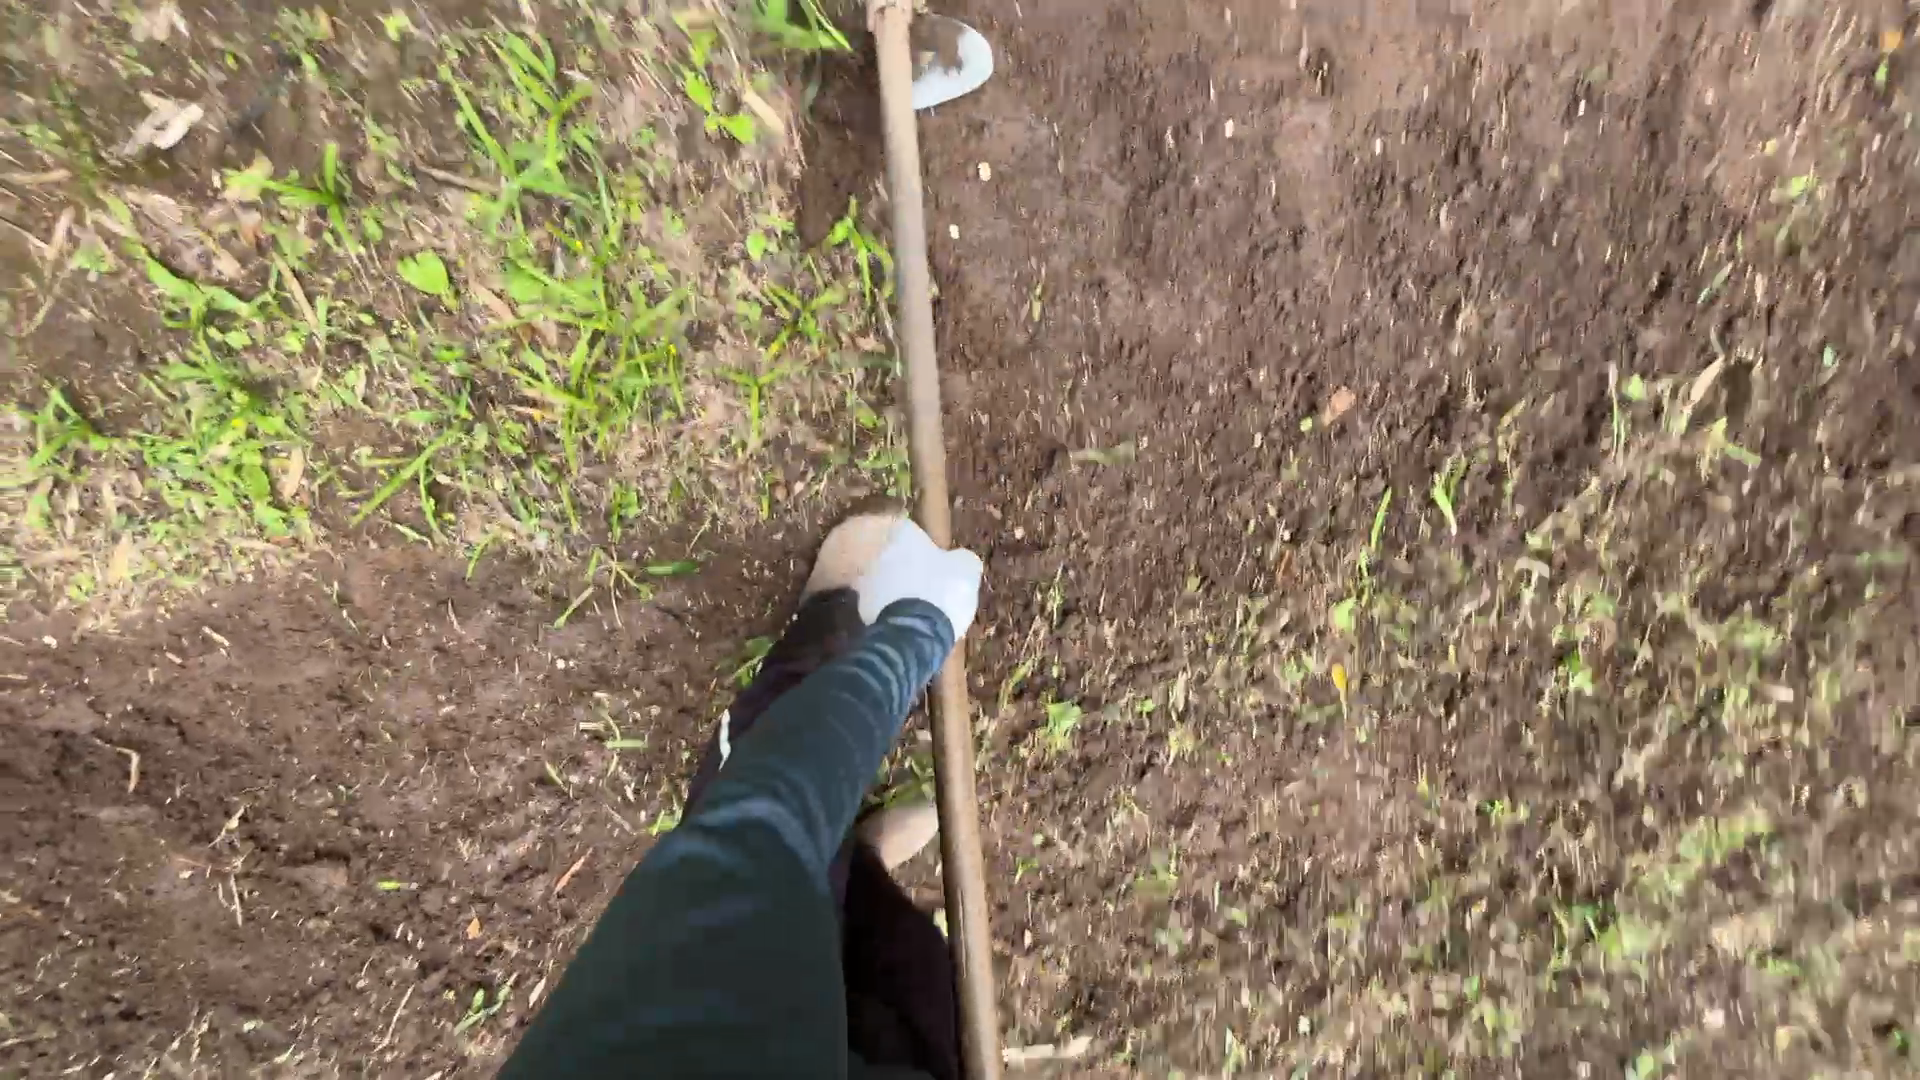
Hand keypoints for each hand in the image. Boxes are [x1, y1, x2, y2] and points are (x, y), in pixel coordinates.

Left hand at [854, 519, 983, 637]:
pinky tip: (905, 622)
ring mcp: (867, 581)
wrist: (914, 632)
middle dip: (904, 566)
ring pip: (881, 580)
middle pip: (891, 555)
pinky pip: (877, 605)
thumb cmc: (943, 591)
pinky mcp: (861, 609)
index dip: (919, 542)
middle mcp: (880, 553)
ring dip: (894, 589)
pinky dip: (888, 610)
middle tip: (924, 582)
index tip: (930, 555)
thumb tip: (958, 558)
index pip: (906, 529)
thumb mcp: (967, 570)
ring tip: (915, 607)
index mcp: (904, 537)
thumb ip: (960, 558)